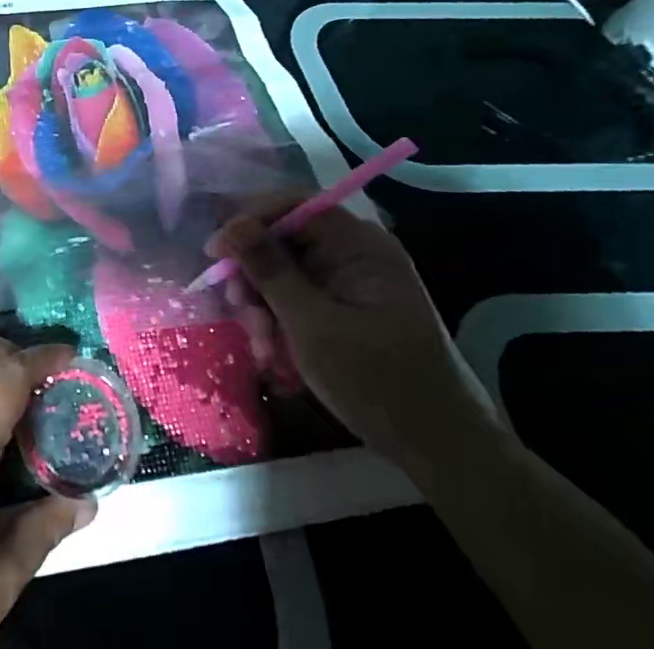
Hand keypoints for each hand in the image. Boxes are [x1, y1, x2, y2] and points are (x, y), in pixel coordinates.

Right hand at [210, 195, 498, 465]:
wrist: (438, 446)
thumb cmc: (376, 380)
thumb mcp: (311, 324)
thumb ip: (269, 270)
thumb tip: (232, 226)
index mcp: (359, 246)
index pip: (294, 206)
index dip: (249, 220)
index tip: (215, 253)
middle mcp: (355, 255)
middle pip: (283, 242)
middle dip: (254, 278)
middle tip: (241, 313)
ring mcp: (350, 284)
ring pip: (284, 275)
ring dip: (262, 308)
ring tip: (263, 349)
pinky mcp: (345, 310)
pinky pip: (297, 301)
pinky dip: (279, 323)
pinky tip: (274, 356)